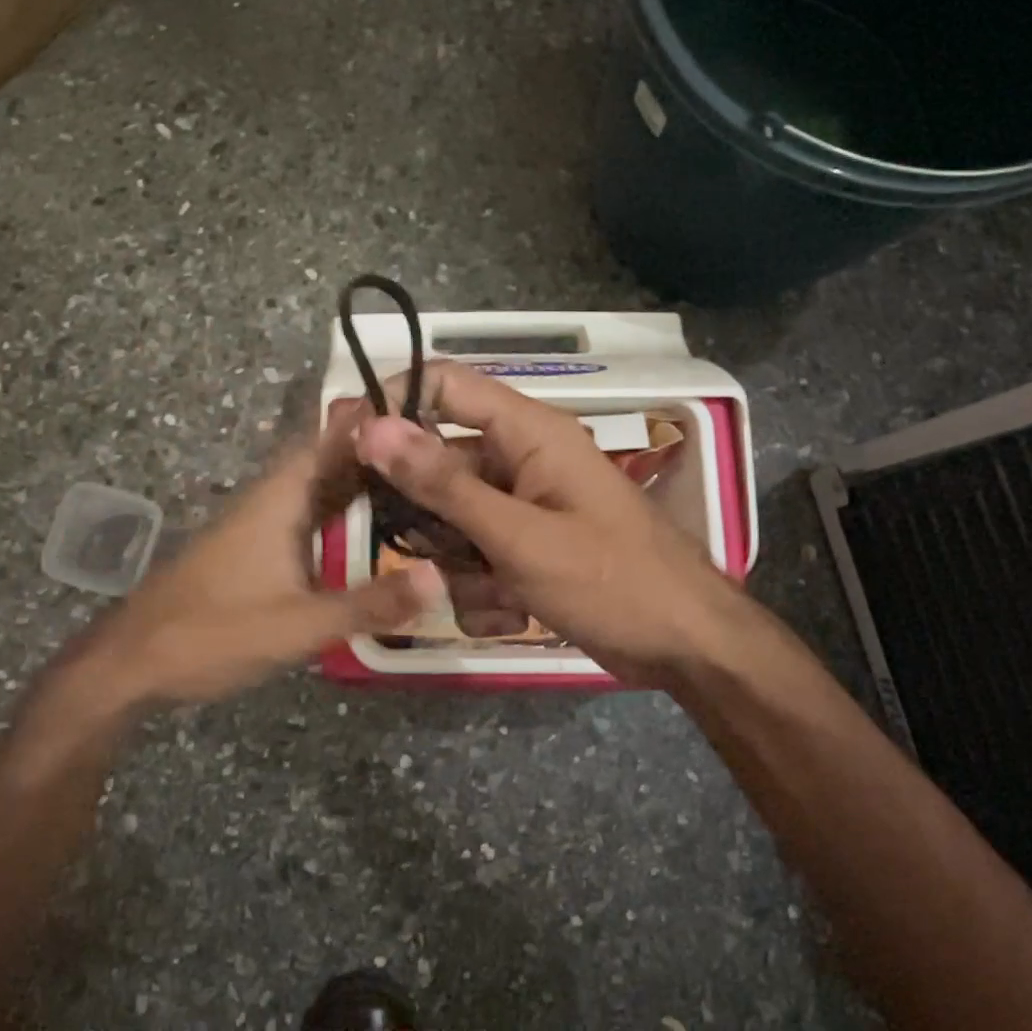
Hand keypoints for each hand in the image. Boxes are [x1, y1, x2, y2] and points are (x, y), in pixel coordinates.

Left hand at [70, 424, 444, 708]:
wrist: (132, 663)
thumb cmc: (213, 633)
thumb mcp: (300, 625)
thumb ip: (370, 604)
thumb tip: (440, 578)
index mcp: (277, 500)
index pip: (328, 440)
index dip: (370, 420)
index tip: (421, 406)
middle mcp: (267, 503)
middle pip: (328, 464)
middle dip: (377, 455)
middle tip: (437, 454)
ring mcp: (255, 529)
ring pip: (316, 494)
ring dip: (359, 487)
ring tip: (417, 488)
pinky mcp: (250, 555)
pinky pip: (305, 522)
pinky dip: (339, 520)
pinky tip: (367, 539)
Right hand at [353, 361, 744, 686]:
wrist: (686, 646)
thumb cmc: (612, 581)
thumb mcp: (519, 535)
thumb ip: (443, 483)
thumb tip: (374, 427)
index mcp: (529, 432)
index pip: (445, 385)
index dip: (392, 403)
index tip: (345, 444)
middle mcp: (522, 459)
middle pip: (439, 464)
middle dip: (428, 518)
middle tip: (433, 554)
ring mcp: (524, 507)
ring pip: (451, 521)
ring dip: (459, 567)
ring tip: (495, 595)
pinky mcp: (526, 548)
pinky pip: (476, 557)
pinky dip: (484, 591)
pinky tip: (513, 615)